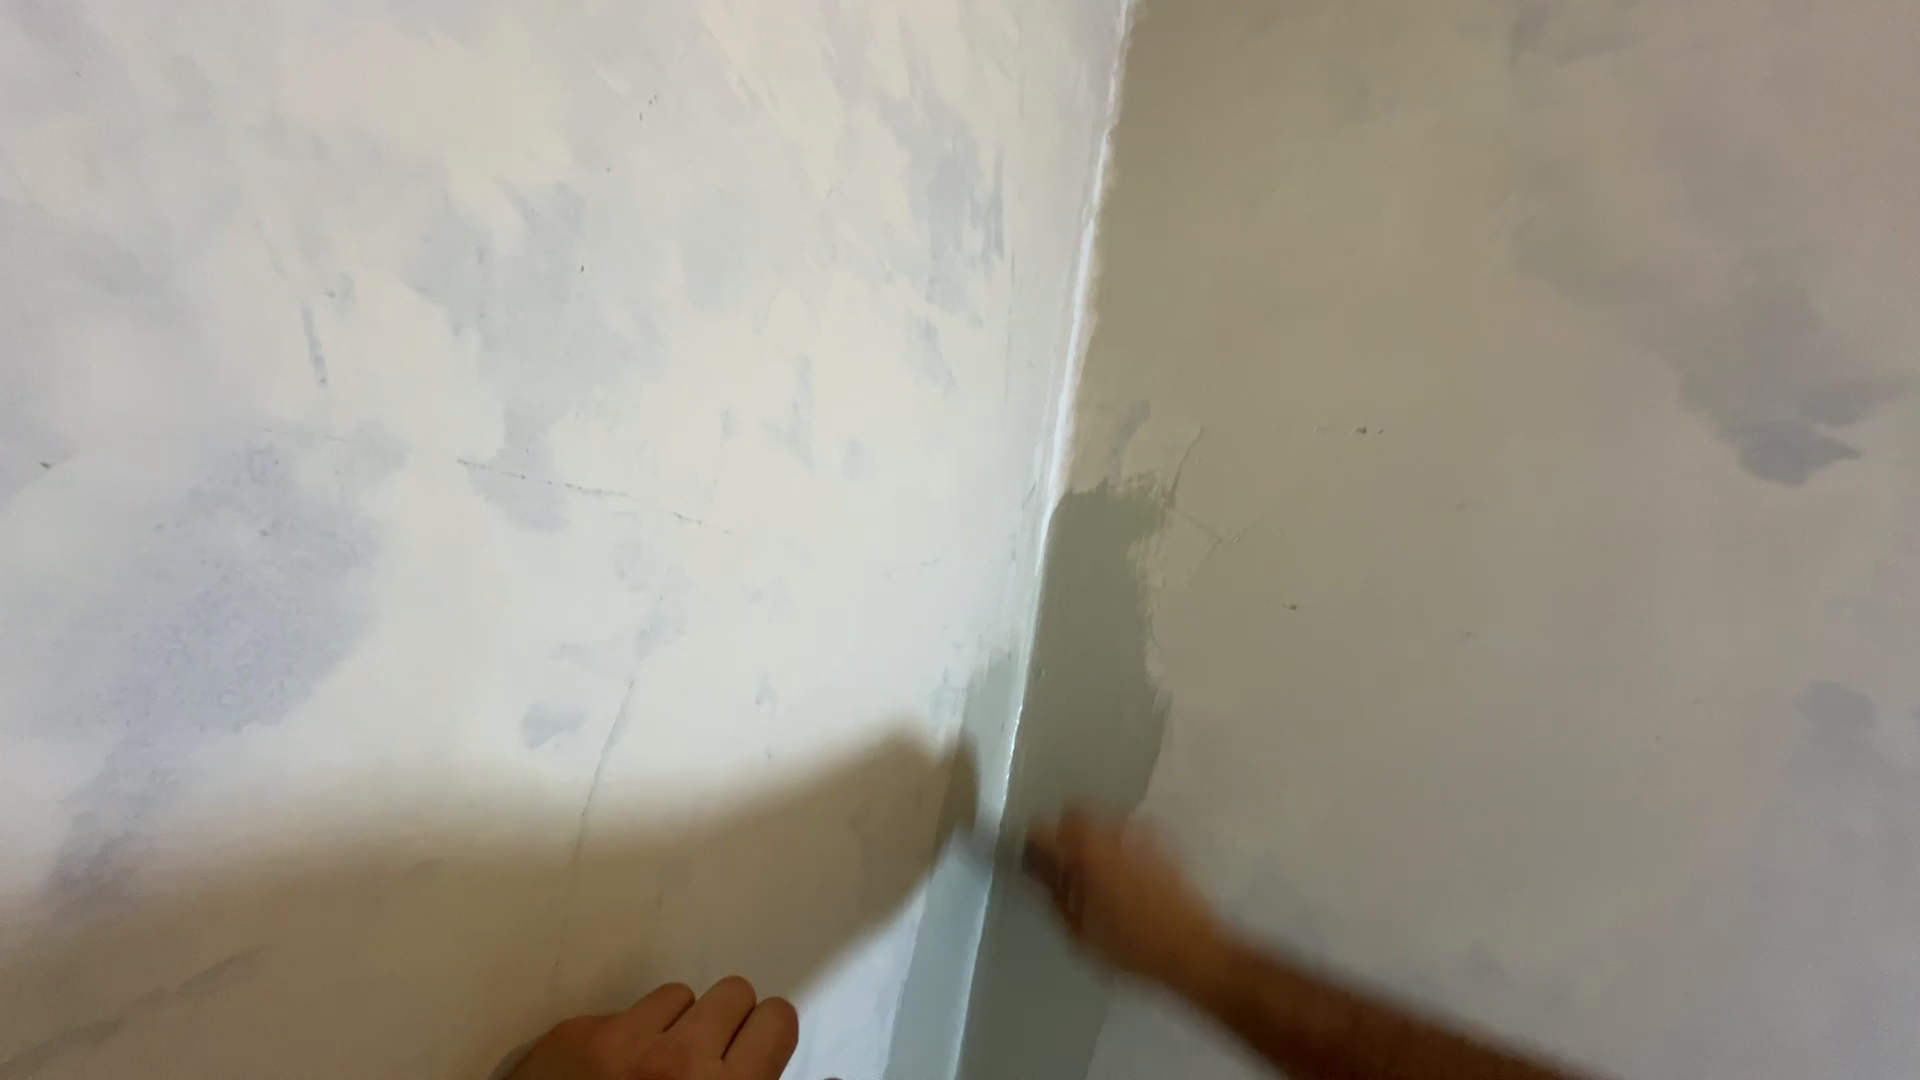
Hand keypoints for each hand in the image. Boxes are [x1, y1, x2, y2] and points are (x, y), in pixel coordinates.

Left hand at [508, 977, 798, 1079]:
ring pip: (680, 995)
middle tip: (696, 1068)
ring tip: (645, 1074)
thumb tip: (811, 1074)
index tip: (744, 1062)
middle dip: (720, 1027)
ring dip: (671, 1029)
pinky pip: (626, 1010)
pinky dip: (622, 1039)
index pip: (778, 1019)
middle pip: (734, 992)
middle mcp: (681, 1062)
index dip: (762, 1041)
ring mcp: (624, 1044)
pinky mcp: (576, 1036)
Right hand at [1024, 807, 1225, 992]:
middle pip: (1071, 815)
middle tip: (1060, 868)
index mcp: (1082, 845)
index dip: (1028, 844)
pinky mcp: (1160, 839)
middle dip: (1061, 835)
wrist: (1194, 950)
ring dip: (1089, 837)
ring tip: (1092, 874)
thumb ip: (1050, 890)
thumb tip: (1033, 867)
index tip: (1026, 862)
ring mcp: (1137, 830)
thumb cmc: (1130, 944)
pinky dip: (1114, 844)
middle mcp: (1108, 826)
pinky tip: (1120, 876)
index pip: (1039, 829)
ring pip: (1099, 820)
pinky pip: (1124, 832)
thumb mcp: (1077, 927)